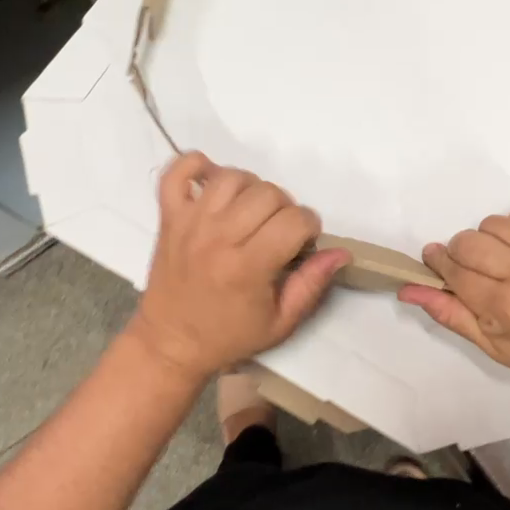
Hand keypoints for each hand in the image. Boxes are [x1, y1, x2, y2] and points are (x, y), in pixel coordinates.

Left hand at [126, 152, 348, 378]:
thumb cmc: (229, 336)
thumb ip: (311, 285)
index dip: (309, 227)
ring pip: (231, 177)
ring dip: (251, 188)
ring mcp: (190, 223)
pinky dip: (196, 166)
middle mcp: (218, 238)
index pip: (294, 220)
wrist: (170, 343)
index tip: (303, 243)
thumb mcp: (281, 323)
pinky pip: (177, 172)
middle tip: (278, 231)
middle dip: (285, 208)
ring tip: (251, 212)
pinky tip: (213, 183)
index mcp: (247, 267)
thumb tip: (340, 252)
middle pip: (267, 192)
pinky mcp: (169, 217)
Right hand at [398, 197, 509, 390]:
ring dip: (490, 240)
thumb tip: (407, 289)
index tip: (437, 266)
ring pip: (494, 223)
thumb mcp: (488, 343)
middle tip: (474, 271)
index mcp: (507, 304)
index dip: (439, 267)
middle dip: (461, 254)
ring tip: (504, 261)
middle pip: (469, 242)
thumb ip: (448, 312)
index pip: (454, 271)